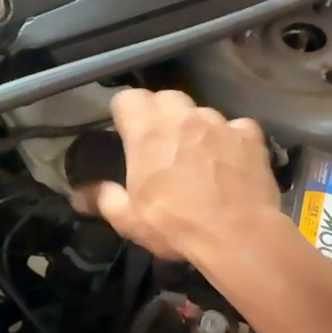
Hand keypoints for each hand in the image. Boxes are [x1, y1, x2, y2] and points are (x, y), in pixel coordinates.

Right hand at [92, 88, 284, 263]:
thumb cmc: (175, 225)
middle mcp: (182, 117)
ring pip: (200, 111)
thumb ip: (104, 199)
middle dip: (160, 113)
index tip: (126, 132)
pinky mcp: (249, 135)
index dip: (125, 113)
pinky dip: (230, 139)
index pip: (127, 98)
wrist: (238, 235)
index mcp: (146, 132)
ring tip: (197, 156)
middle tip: (160, 143)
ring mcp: (219, 122)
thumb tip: (82, 193)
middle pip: (165, 97)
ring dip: (194, 127)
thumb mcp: (128, 220)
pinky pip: (235, 127)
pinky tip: (230, 160)